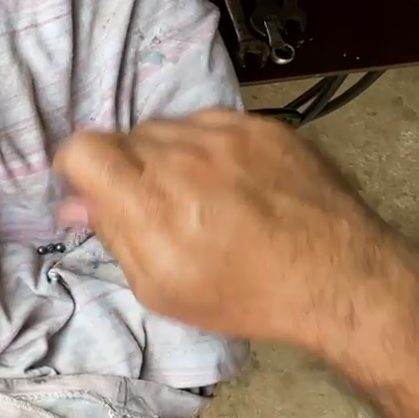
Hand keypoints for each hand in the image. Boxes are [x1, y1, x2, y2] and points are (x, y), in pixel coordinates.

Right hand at [53, 110, 418, 350]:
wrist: (344, 280)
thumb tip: (74, 203)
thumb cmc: (242, 295)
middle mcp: (181, 155)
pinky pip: (205, 122)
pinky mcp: (261, 125)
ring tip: (193, 190)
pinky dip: (201, 146)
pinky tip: (226, 178)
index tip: (89, 189)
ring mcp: (225, 134)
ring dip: (161, 155)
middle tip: (148, 202)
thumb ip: (112, 235)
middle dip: (122, 168)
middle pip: (120, 138)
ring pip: (162, 128)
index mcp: (149, 200)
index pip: (82, 148)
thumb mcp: (158, 287)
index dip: (75, 167)